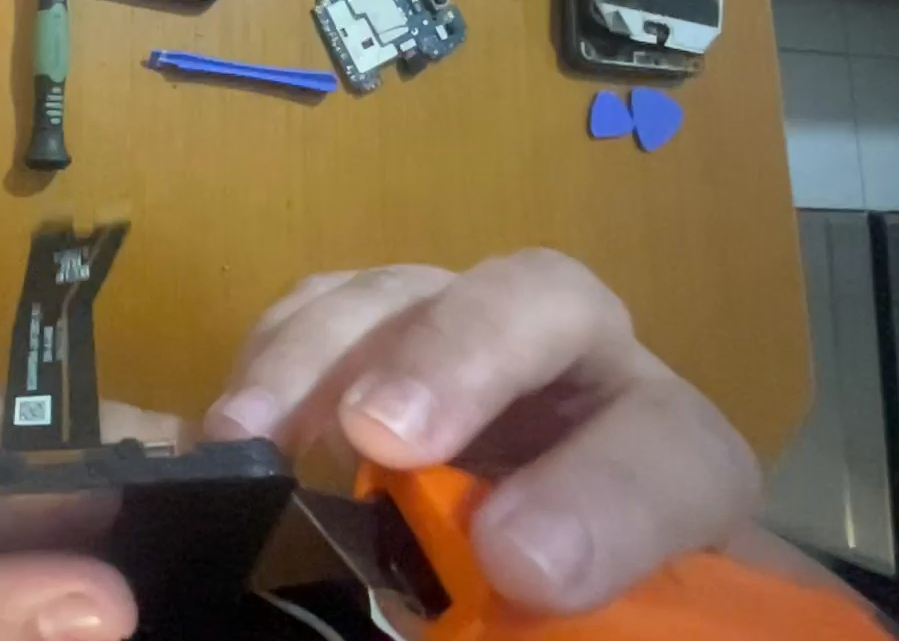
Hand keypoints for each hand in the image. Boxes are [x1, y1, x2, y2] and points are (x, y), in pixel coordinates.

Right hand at [202, 250, 761, 613]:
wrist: (512, 516)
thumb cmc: (558, 584)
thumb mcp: (595, 627)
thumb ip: (573, 627)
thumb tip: (489, 614)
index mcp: (661, 441)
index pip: (665, 446)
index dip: (600, 498)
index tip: (517, 566)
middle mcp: (562, 351)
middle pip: (530, 299)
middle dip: (450, 360)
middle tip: (375, 436)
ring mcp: (451, 314)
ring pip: (393, 291)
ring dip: (314, 356)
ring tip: (249, 433)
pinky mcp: (366, 314)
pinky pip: (313, 302)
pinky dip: (268, 354)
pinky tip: (233, 418)